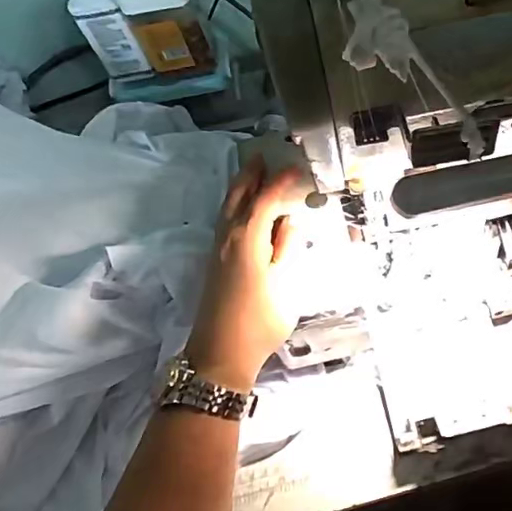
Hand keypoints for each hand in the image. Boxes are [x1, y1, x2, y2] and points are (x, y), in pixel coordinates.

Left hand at [182, 156, 306, 392]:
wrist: (220, 354)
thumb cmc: (259, 320)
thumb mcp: (285, 284)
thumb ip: (287, 250)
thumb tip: (292, 223)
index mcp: (248, 239)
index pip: (265, 200)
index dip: (280, 182)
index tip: (296, 167)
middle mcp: (228, 237)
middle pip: (238, 196)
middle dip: (250, 175)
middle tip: (263, 155)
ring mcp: (218, 249)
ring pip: (228, 207)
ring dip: (241, 188)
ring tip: (253, 174)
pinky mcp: (215, 261)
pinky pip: (226, 220)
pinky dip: (237, 205)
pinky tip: (246, 209)